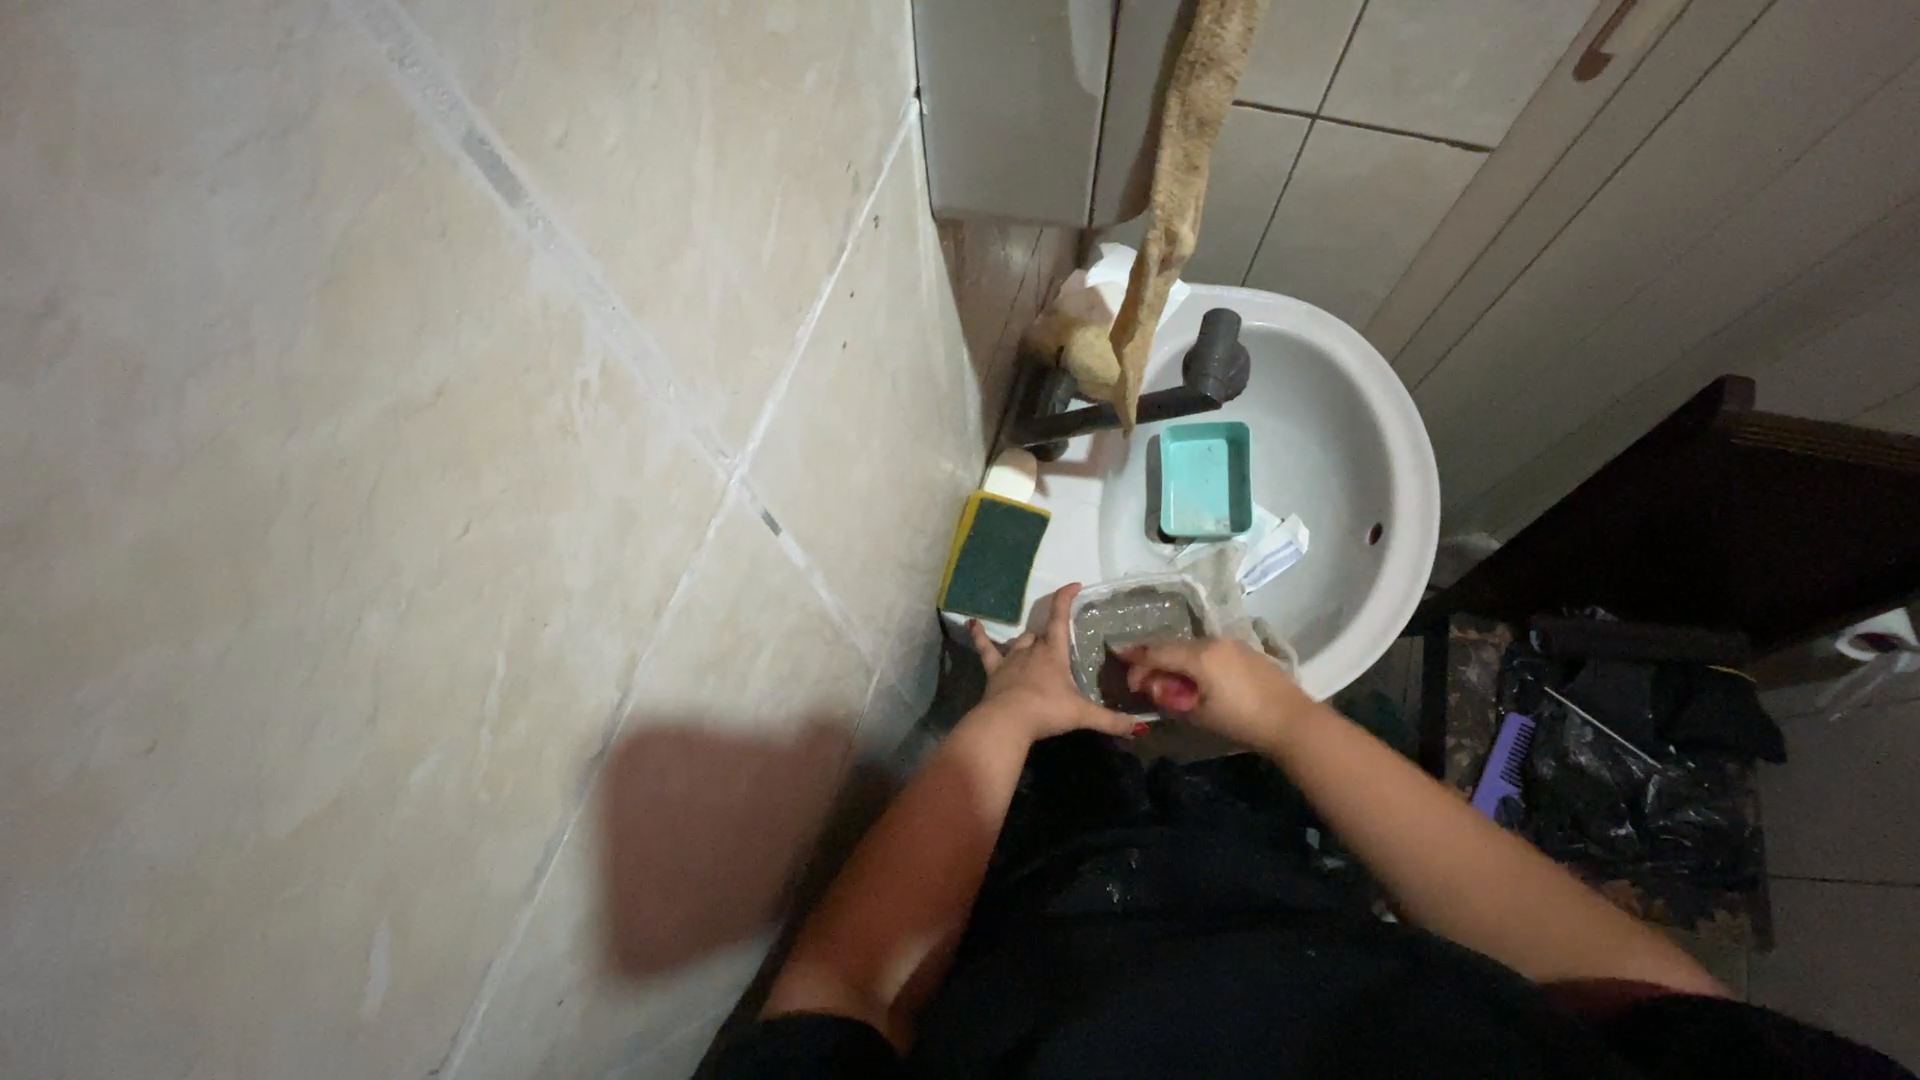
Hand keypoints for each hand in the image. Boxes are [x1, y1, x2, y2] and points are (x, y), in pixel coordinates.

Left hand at [966, 584, 1134, 742]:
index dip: (1066, 599)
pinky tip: (972, 623)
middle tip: (1060, 647)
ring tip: (1034, 647)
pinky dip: (979, 636)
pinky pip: (985, 649)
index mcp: (1053, 653)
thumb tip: (1138, 728)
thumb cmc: (1046, 710)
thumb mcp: (1082, 715)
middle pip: (1041, 635)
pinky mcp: (993, 671)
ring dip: (1028, 643)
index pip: (1061, 618)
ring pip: (1020, 642)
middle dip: (1050, 636)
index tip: (1074, 585)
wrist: (1007, 721)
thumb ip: (1110, 721)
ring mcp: (1010, 659)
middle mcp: (1031, 650)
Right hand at [1118, 638, 1310, 748]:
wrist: (1292, 720)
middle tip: (1141, 677)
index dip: (1137, 665)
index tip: (1128, 680)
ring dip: (1174, 659)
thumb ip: (1171, 698)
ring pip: (1191, 646)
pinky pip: (1209, 650)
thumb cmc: (1242, 720)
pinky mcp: (1245, 651)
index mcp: (1198, 655)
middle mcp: (1212, 641)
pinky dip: (1194, 660)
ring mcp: (1231, 643)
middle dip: (1153, 660)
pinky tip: (1194, 676)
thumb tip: (1156, 688)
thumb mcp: (1199, 714)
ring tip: (1167, 678)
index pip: (1156, 653)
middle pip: (1172, 645)